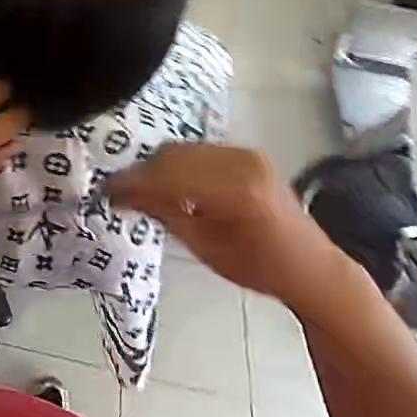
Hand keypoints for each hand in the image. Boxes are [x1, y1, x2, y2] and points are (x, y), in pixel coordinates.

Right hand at [107, 144, 353, 312]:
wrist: (309, 264)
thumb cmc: (260, 268)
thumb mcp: (207, 248)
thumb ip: (167, 214)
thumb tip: (126, 196)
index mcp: (236, 190)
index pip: (170, 175)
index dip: (134, 181)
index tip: (106, 191)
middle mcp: (242, 161)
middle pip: (175, 155)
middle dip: (142, 172)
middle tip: (118, 192)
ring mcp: (246, 153)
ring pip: (185, 149)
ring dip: (158, 167)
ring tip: (139, 190)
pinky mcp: (247, 153)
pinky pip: (200, 151)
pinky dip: (178, 165)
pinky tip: (168, 185)